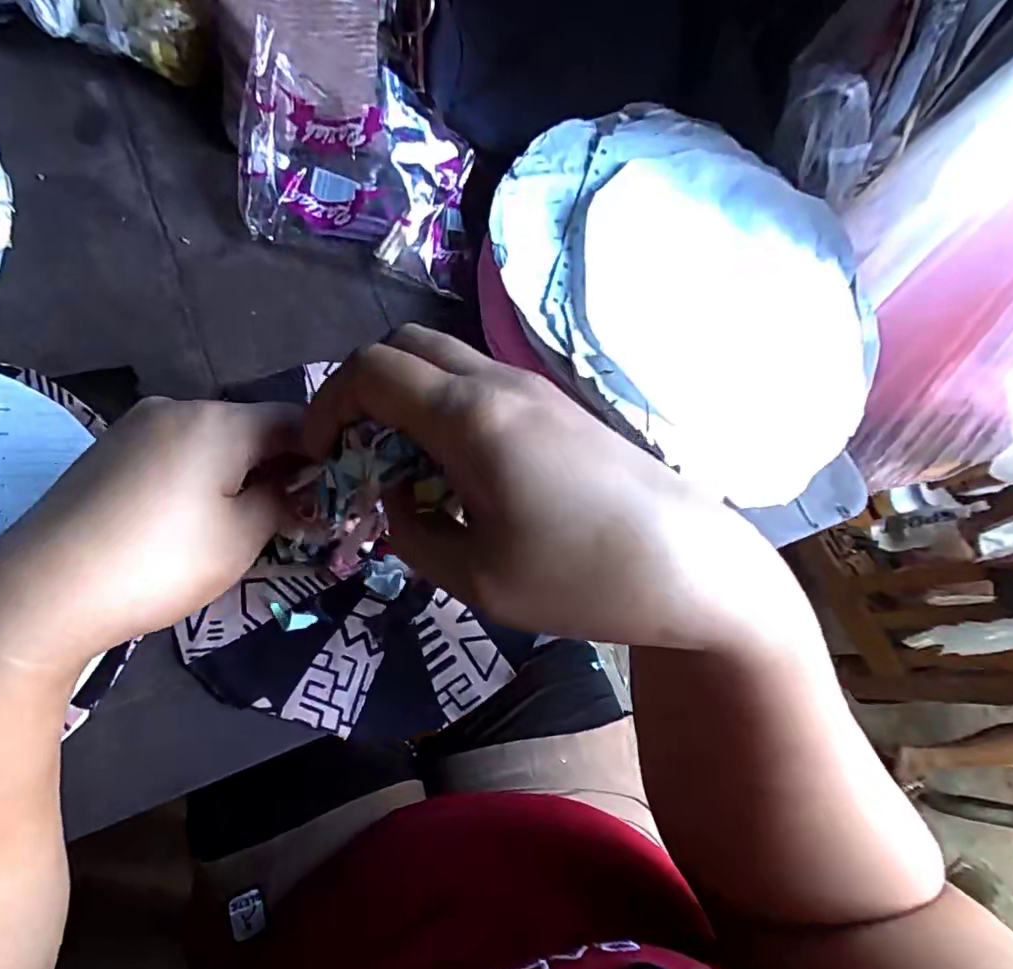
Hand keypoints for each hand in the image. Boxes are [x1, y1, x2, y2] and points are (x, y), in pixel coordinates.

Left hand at [0, 398, 297, 671]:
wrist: (42, 591)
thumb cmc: (161, 562)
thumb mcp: (242, 538)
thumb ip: (283, 503)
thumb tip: (301, 489)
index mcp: (217, 420)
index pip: (294, 419)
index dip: (322, 453)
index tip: (332, 494)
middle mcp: (176, 408)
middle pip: (251, 427)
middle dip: (281, 465)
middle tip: (294, 514)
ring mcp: (135, 427)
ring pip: (213, 441)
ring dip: (242, 472)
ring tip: (246, 520)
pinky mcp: (108, 451)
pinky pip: (176, 452)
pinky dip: (202, 475)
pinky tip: (194, 516)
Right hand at [302, 325, 792, 649]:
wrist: (690, 566)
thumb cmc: (580, 577)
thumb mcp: (475, 578)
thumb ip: (411, 532)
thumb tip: (391, 497)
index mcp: (468, 416)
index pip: (369, 371)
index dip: (327, 407)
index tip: (321, 457)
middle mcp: (499, 381)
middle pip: (404, 347)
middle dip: (363, 393)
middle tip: (361, 456)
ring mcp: (536, 387)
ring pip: (445, 361)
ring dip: (408, 400)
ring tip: (411, 469)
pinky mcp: (561, 406)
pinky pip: (482, 384)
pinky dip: (447, 409)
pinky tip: (464, 470)